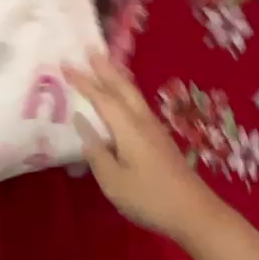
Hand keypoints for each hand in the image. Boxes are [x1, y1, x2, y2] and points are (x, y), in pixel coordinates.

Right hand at [63, 54, 227, 241]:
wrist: (193, 212)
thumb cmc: (149, 198)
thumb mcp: (113, 181)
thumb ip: (96, 152)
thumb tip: (82, 125)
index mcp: (128, 128)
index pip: (102, 98)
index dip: (83, 81)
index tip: (64, 63)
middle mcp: (143, 122)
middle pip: (122, 87)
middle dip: (105, 68)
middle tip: (90, 48)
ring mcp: (155, 130)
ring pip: (133, 95)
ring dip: (117, 78)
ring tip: (105, 65)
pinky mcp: (161, 141)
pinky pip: (139, 107)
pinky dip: (126, 94)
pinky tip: (123, 100)